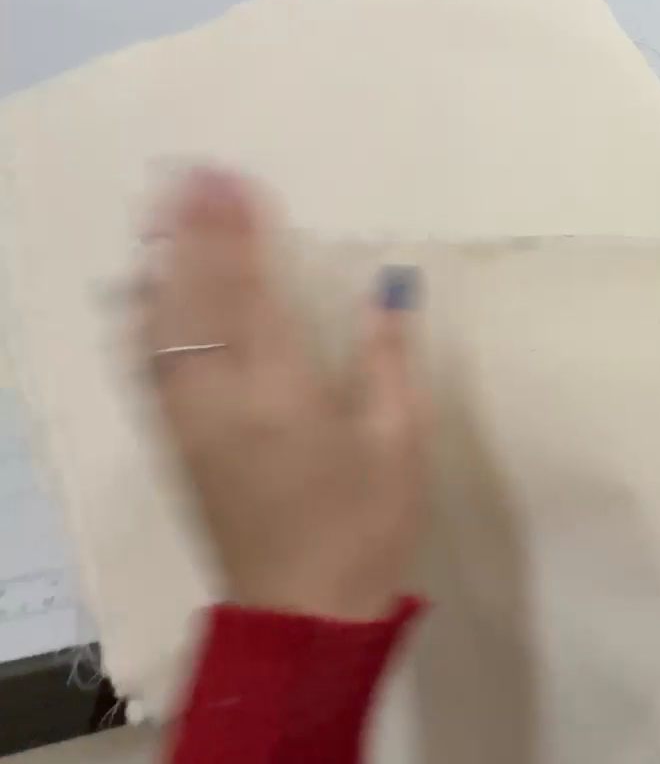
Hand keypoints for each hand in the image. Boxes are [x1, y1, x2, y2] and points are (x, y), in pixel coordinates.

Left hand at [137, 168, 431, 621]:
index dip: (235, 233)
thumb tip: (388, 284)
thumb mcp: (401, 434)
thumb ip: (389, 356)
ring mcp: (186, 422)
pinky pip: (147, 365)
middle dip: (187, 233)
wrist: (302, 601)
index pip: (247, 293)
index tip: (230, 181)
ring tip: (158, 214)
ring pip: (154, 329)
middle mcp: (216, 398)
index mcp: (281, 392)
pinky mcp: (177, 441)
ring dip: (157, 266)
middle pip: (190, 301)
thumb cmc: (370, 515)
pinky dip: (142, 317)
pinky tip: (141, 292)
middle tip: (186, 174)